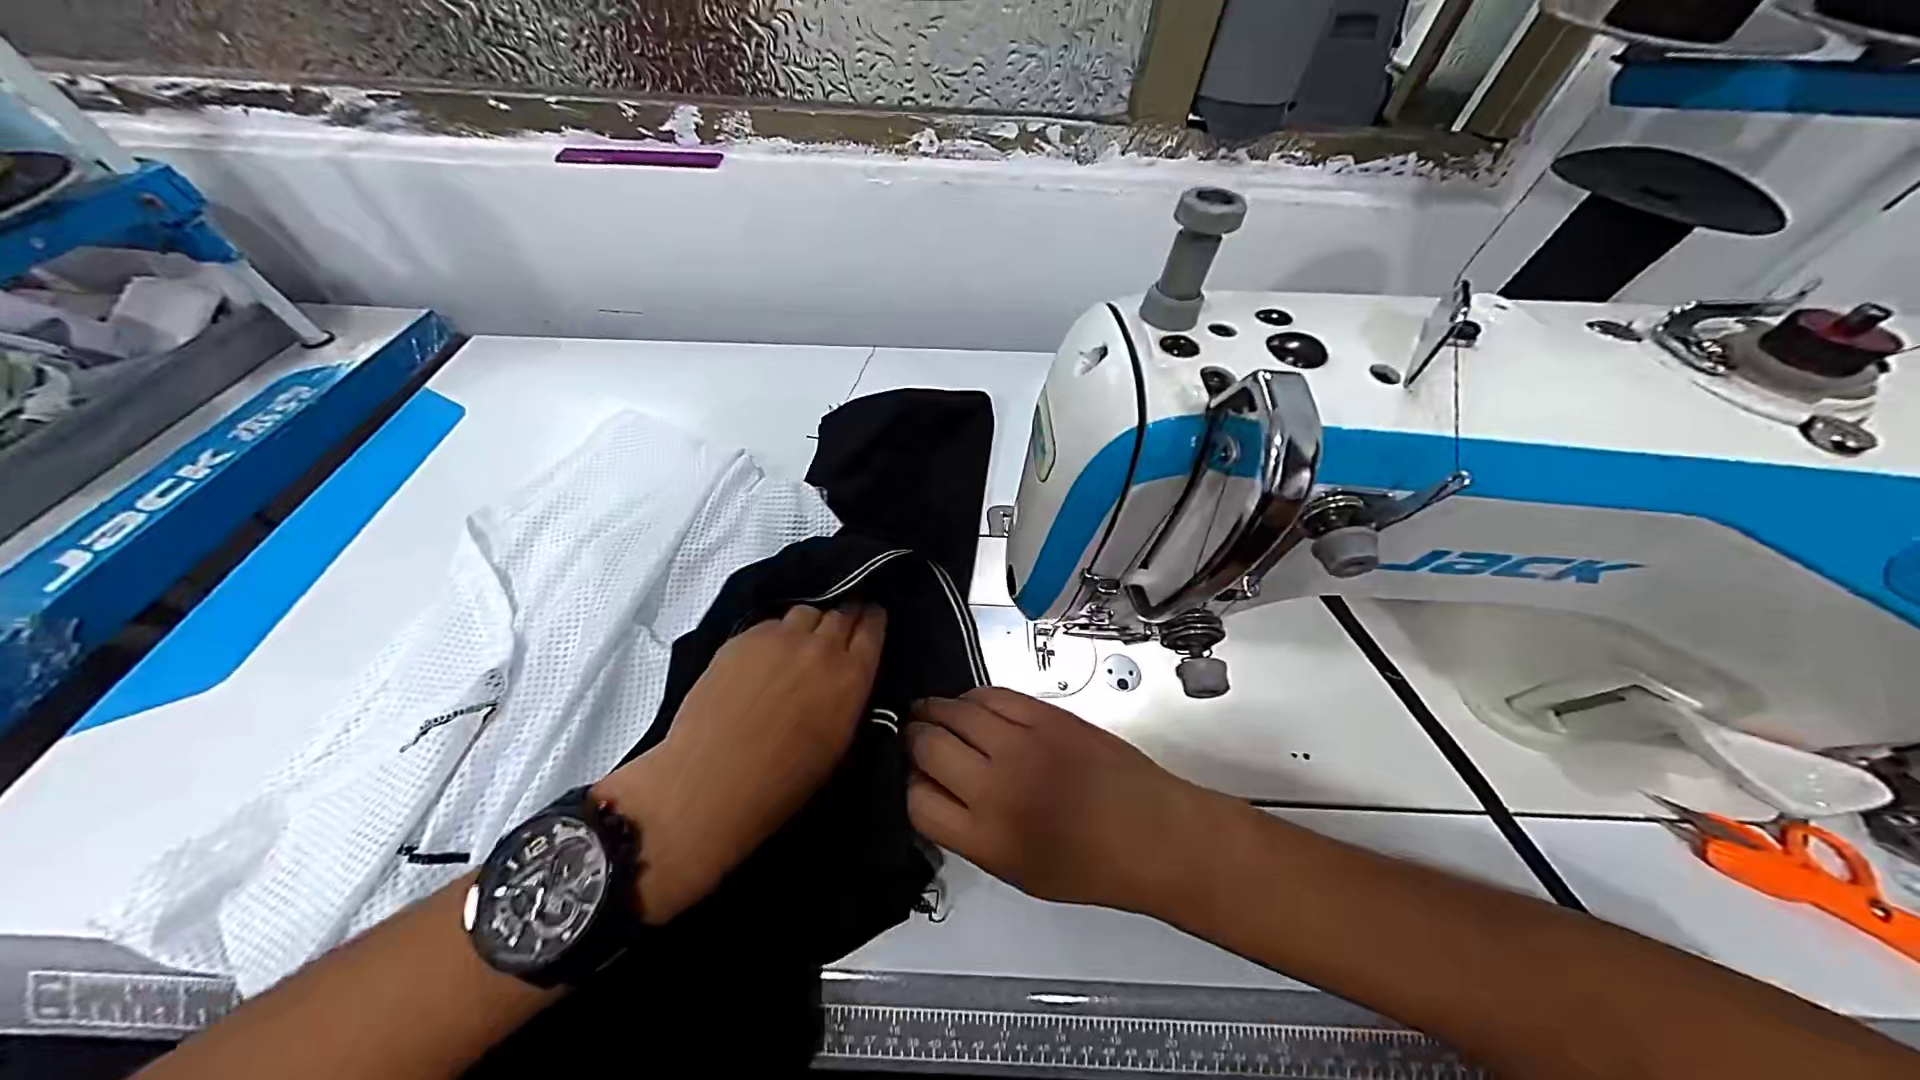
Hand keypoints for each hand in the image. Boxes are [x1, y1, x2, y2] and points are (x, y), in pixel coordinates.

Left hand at [597, 604, 886, 922]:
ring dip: (810, 624)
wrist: (713, 780)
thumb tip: (846, 678)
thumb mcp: (839, 740)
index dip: (873, 619)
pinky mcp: (743, 639)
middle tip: (840, 628)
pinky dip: (776, 633)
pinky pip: (771, 624)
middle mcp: (820, 648)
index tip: (871, 617)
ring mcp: (780, 638)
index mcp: (851, 676)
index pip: (872, 628)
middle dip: (846, 615)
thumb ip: (849, 695)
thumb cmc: (781, 780)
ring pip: (806, 612)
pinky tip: (767, 656)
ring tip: (801, 642)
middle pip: (842, 612)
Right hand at [906, 687, 1226, 915]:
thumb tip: (933, 791)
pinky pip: (992, 694)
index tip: (914, 777)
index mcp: (986, 838)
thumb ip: (966, 832)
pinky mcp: (1046, 715)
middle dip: (913, 738)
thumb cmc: (1091, 862)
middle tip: (914, 735)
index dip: (909, 784)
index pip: (916, 799)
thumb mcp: (1015, 870)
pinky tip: (972, 704)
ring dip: (935, 710)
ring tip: (932, 712)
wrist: (1151, 833)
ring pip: (954, 711)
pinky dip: (974, 697)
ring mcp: (1022, 744)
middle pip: (927, 746)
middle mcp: (997, 787)